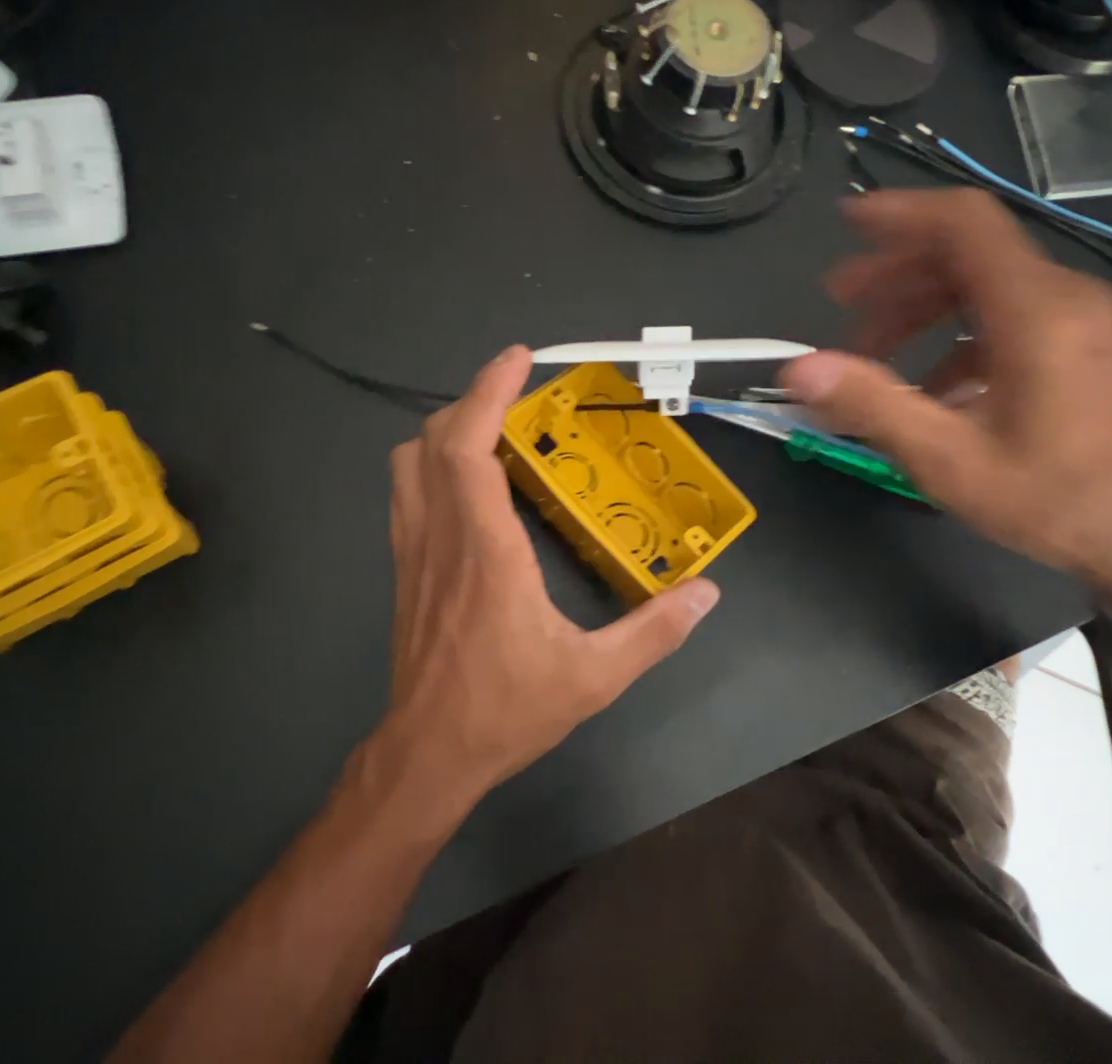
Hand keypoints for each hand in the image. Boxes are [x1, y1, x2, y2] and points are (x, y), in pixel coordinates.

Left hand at [368, 346, 720, 801]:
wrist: (429, 753)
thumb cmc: (506, 711)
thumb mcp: (595, 677)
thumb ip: (654, 632)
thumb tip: (707, 594)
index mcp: (485, 550)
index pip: (468, 446)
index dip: (488, 392)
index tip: (519, 359)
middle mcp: (440, 537)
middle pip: (432, 441)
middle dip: (471, 402)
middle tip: (518, 396)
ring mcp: (412, 554)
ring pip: (408, 465)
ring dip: (444, 433)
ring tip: (492, 431)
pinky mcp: (404, 572)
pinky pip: (407, 497)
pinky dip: (432, 467)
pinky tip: (468, 487)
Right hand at [779, 190, 1111, 595]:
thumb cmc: (1046, 499)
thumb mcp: (945, 457)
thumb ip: (870, 404)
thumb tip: (797, 370)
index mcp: (1036, 313)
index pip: (965, 226)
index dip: (900, 214)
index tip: (845, 222)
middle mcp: (1063, 299)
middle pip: (968, 253)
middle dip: (895, 272)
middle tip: (837, 301)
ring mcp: (1077, 321)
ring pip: (983, 285)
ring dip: (919, 306)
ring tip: (867, 348)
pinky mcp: (1077, 346)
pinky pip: (1004, 317)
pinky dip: (951, 335)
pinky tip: (924, 385)